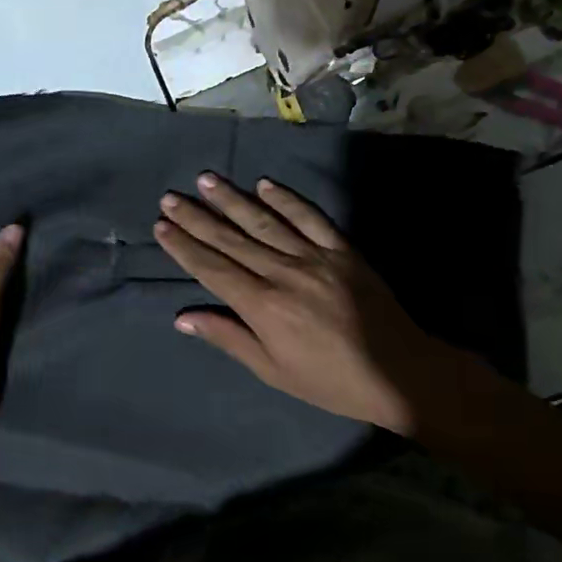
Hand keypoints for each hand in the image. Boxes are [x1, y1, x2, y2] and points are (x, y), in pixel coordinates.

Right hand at [154, 174, 472, 432]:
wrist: (399, 371)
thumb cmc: (329, 380)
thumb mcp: (273, 370)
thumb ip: (229, 338)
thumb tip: (183, 318)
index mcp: (263, 306)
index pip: (212, 269)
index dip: (184, 247)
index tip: (162, 226)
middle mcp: (283, 273)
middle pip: (231, 240)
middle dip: (197, 218)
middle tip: (170, 197)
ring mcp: (314, 257)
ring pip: (264, 221)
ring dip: (232, 200)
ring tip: (206, 180)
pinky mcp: (342, 250)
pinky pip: (310, 218)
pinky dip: (287, 199)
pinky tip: (264, 184)